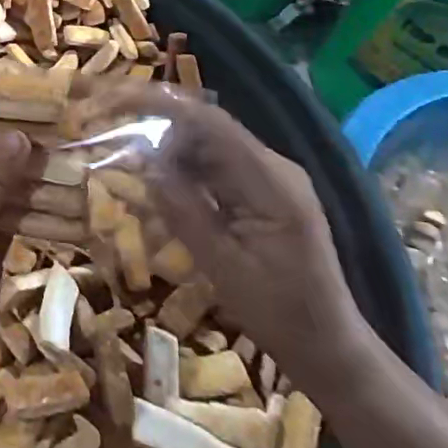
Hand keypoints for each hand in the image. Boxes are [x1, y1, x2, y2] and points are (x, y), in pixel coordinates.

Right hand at [108, 86, 367, 394]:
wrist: (330, 347)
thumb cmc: (278, 312)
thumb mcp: (221, 265)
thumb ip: (183, 210)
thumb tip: (146, 162)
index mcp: (271, 179)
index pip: (211, 122)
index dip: (163, 105)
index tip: (121, 100)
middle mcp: (275, 167)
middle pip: (210, 129)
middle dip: (162, 127)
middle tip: (117, 137)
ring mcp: (274, 179)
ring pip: (213, 148)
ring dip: (174, 152)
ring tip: (135, 162)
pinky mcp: (268, 194)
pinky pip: (222, 169)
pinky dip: (191, 172)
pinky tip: (168, 187)